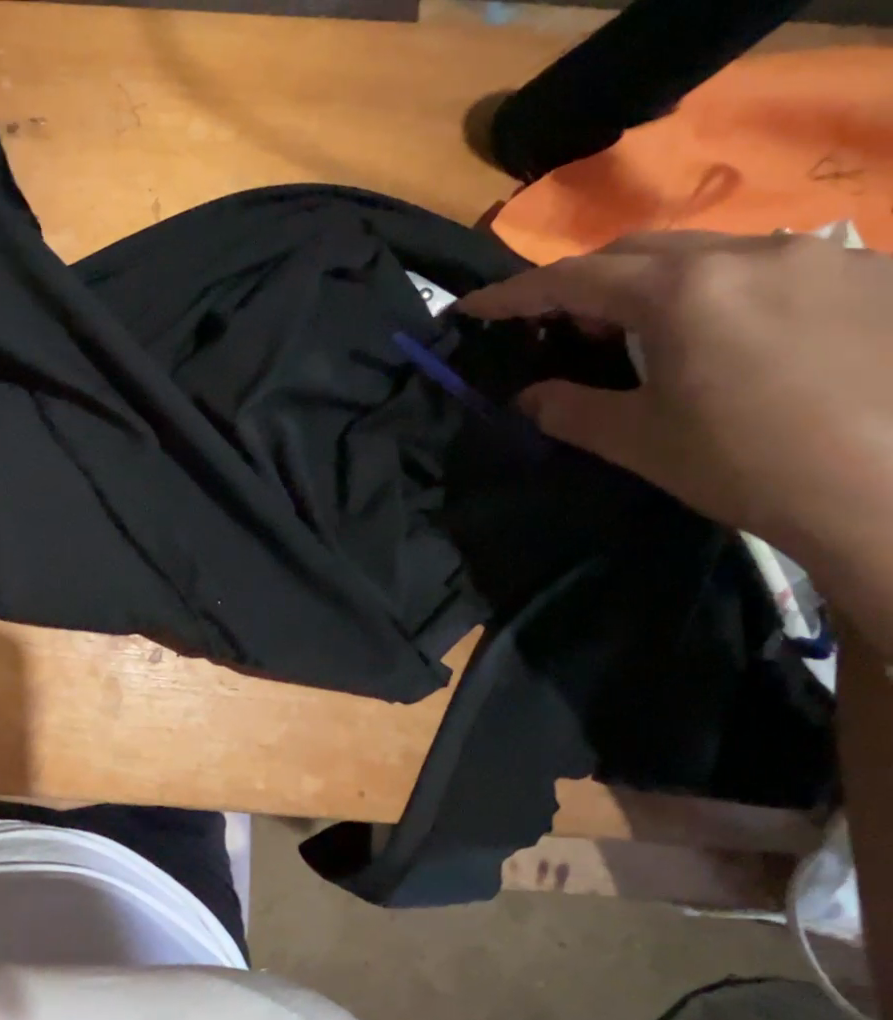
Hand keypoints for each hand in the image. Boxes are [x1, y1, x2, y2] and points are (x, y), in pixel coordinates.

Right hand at [458, 231, 892, 577]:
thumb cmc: (748, 465)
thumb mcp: (637, 440)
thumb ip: (568, 408)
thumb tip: (529, 395)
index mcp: (683, 291)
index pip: (573, 278)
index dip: (514, 294)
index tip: (472, 308)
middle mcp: (753, 254)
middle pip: (640, 249)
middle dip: (587, 281)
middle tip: (562, 327)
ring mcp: (824, 259)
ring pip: (711, 253)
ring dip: (661, 283)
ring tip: (651, 334)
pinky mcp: (880, 278)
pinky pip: (775, 268)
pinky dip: (728, 291)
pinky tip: (737, 337)